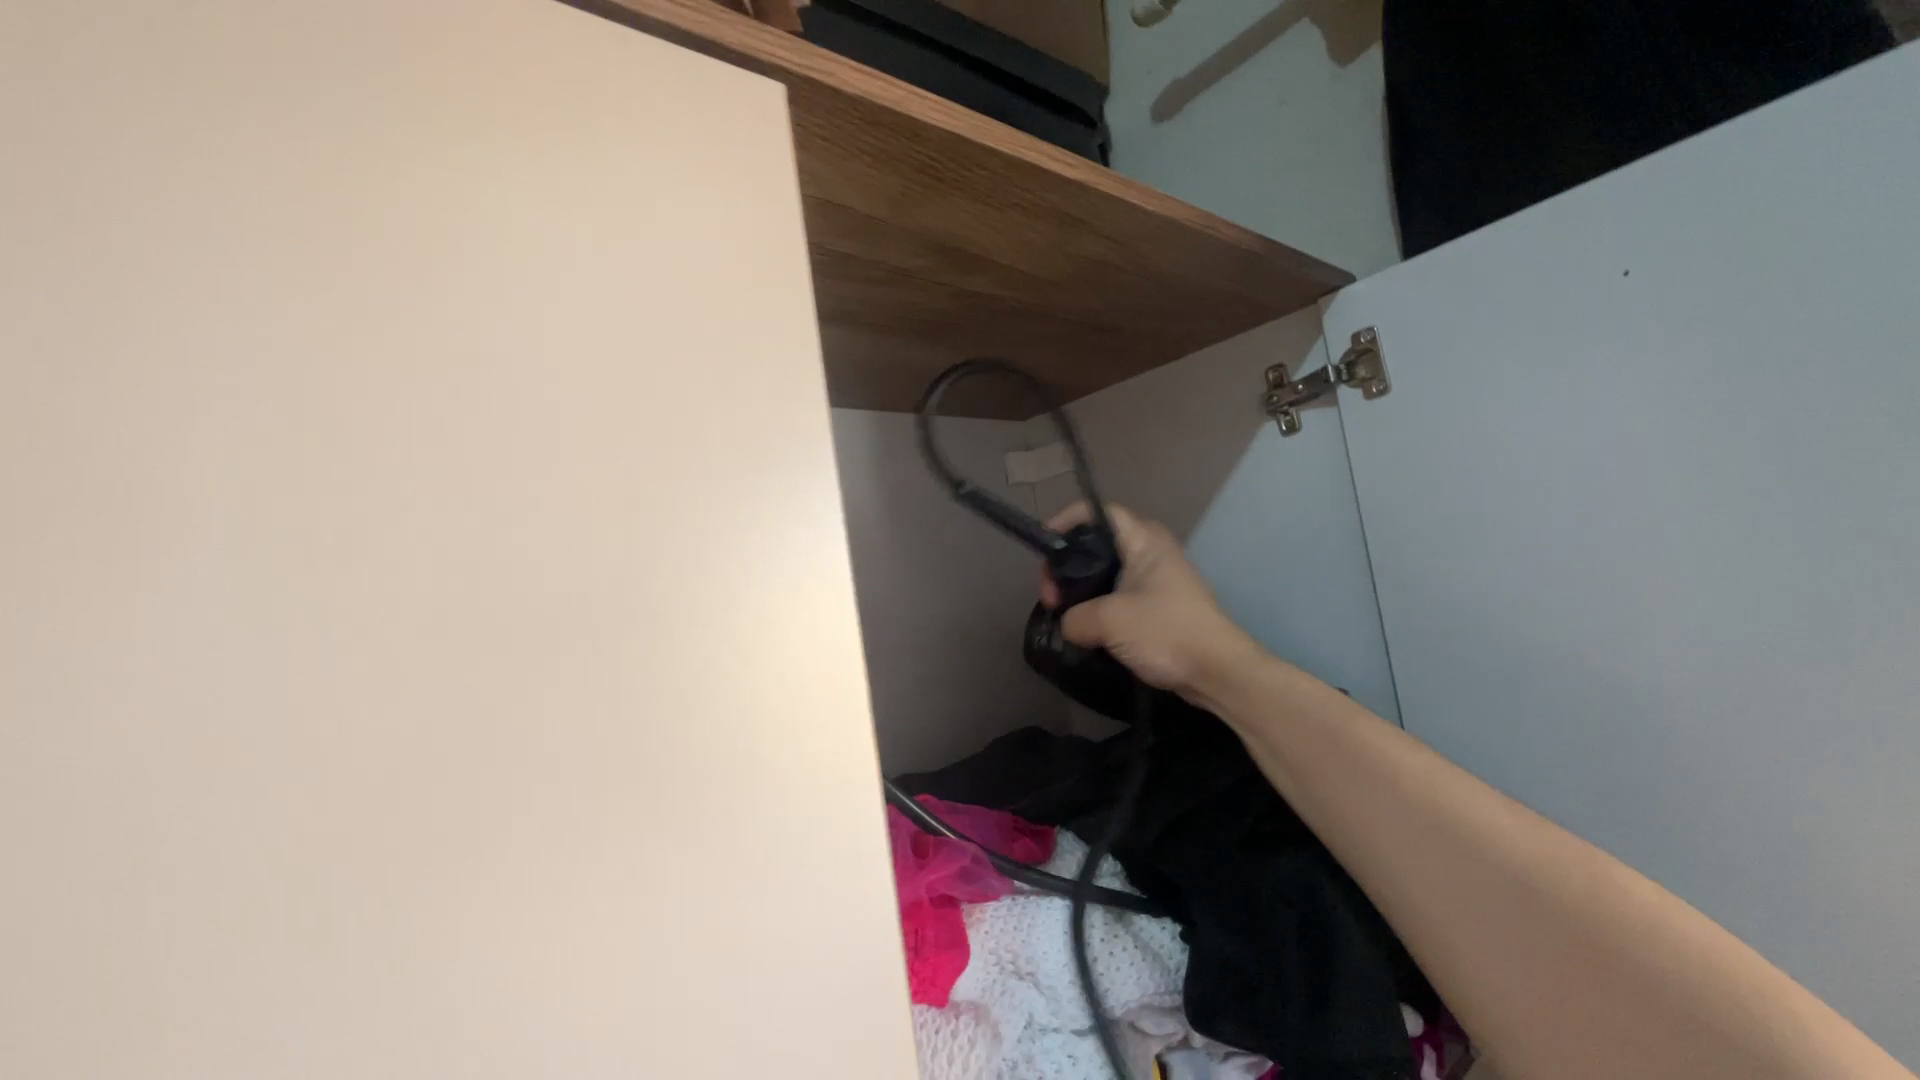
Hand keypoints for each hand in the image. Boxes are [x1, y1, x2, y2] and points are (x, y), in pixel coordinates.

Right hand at [1040, 503, 1259, 699]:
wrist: (1217, 672)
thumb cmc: (1166, 632)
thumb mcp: (1109, 621)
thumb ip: (1075, 617)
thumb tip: (1068, 625)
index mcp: (1145, 542)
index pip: (1101, 512)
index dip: (1069, 519)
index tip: (1046, 544)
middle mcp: (1153, 555)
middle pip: (1100, 546)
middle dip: (1070, 566)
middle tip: (1052, 595)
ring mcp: (1159, 584)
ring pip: (1109, 576)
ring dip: (1084, 592)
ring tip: (1065, 615)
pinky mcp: (1161, 610)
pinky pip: (1121, 600)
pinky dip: (1100, 610)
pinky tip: (1088, 631)